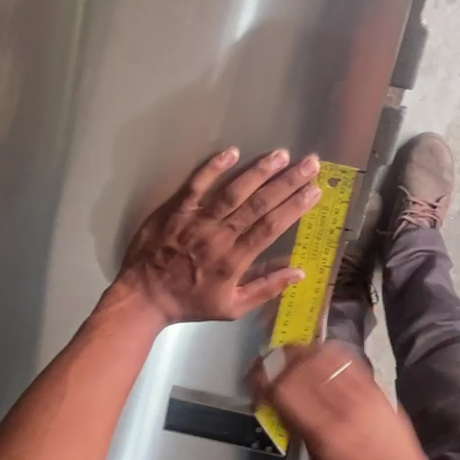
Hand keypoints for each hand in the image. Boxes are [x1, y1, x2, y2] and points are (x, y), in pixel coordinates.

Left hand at [112, 148, 323, 324]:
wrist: (144, 296)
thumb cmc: (190, 302)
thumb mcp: (232, 307)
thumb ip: (266, 288)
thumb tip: (299, 271)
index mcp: (235, 260)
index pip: (271, 227)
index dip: (295, 207)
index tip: (315, 190)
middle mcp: (219, 236)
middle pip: (259, 204)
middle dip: (287, 182)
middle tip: (310, 164)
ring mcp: (197, 220)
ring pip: (233, 191)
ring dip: (259, 171)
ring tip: (281, 155)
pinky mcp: (176, 209)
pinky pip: (196, 184)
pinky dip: (214, 167)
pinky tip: (232, 151)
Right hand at [251, 343, 439, 459]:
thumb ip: (298, 430)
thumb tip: (278, 403)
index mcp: (322, 432)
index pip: (284, 390)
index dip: (263, 379)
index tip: (254, 380)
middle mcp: (340, 406)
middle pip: (300, 367)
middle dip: (276, 360)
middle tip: (267, 364)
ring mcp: (359, 392)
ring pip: (321, 356)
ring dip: (299, 352)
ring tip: (289, 355)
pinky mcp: (374, 386)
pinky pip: (345, 358)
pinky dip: (326, 351)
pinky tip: (317, 354)